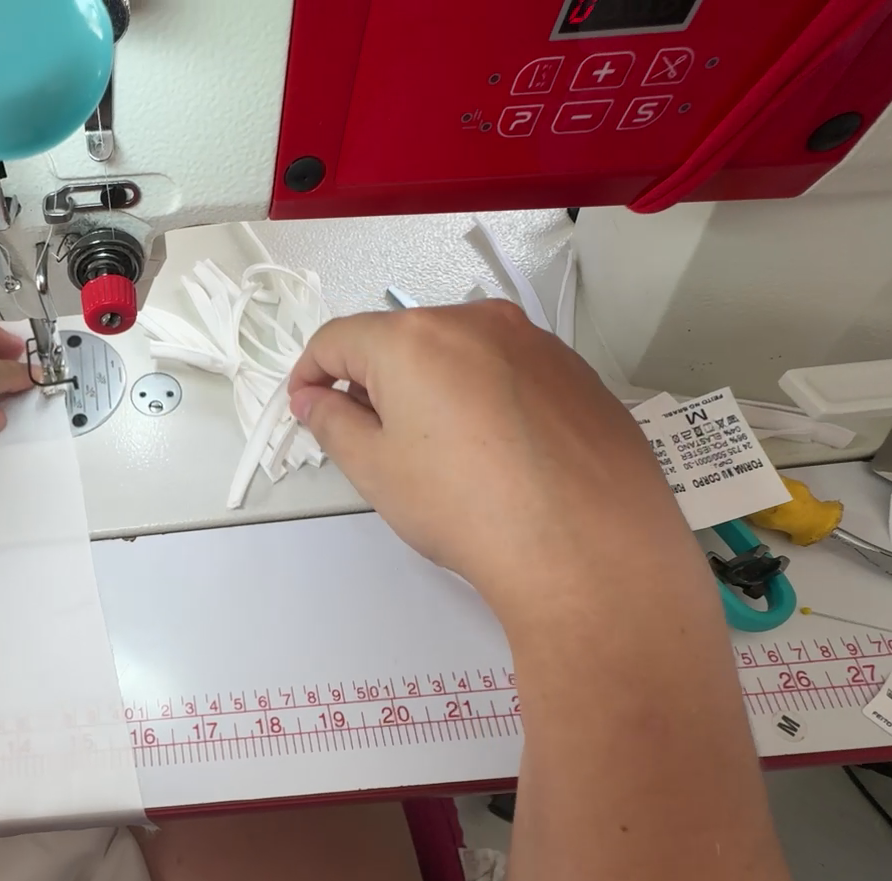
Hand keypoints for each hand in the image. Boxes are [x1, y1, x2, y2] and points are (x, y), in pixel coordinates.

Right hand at [287, 300, 702, 615]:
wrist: (586, 547)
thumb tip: (314, 401)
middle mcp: (475, 322)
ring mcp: (532, 341)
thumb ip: (330, 423)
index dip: (308, 374)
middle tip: (366, 439)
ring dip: (423, 387)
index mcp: (414, 338)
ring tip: (430, 451)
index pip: (336, 339)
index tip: (306, 410)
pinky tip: (485, 452)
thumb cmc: (467, 507)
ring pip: (452, 352)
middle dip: (368, 381)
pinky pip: (501, 369)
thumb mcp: (374, 469)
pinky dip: (474, 395)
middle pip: (397, 340)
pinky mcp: (573, 369)